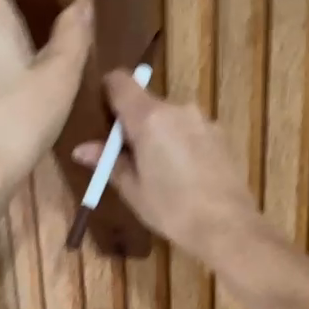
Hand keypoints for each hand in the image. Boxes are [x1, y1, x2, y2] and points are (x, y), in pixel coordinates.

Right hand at [70, 69, 265, 257]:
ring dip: (159, 135)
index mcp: (150, 118)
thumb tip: (81, 149)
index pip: (120, 82)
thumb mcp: (133, 190)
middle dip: (134, 124)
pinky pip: (189, 131)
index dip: (107, 92)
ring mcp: (202, 121)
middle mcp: (177, 109)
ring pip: (169, 119)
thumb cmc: (172, 210)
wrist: (228, 226)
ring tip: (158, 172)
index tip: (102, 115)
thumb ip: (109, 162)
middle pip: (145, 103)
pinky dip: (180, 144)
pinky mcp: (220, 135)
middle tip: (127, 158)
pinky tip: (184, 176)